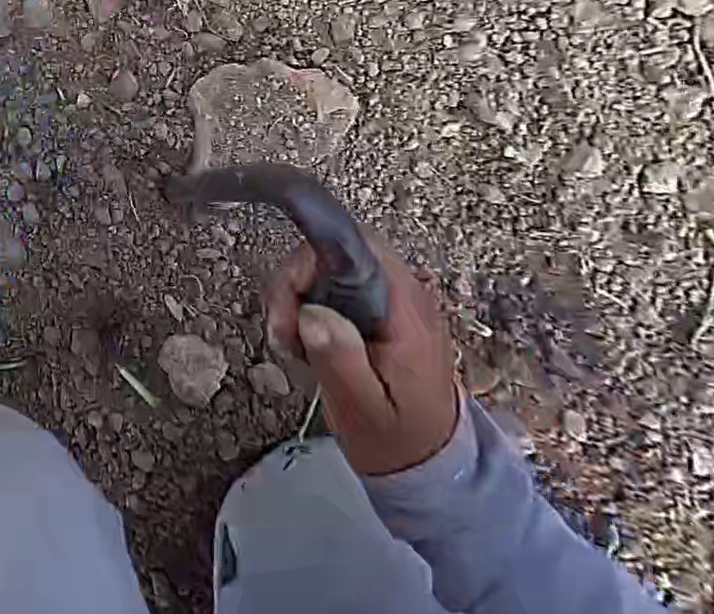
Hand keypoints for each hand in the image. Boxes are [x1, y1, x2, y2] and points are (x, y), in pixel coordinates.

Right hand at [264, 230, 460, 474]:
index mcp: (405, 311)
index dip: (309, 263)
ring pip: (325, 267)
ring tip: (293, 344)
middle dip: (295, 284)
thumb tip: (310, 313)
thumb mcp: (364, 407)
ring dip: (296, 297)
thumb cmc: (399, 440)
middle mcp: (401, 293)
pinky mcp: (375, 308)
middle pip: (333, 252)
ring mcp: (388, 298)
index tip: (288, 305)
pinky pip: (330, 286)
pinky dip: (306, 306)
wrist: (430, 465)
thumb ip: (341, 359)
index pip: (354, 247)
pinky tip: (306, 342)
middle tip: (283, 331)